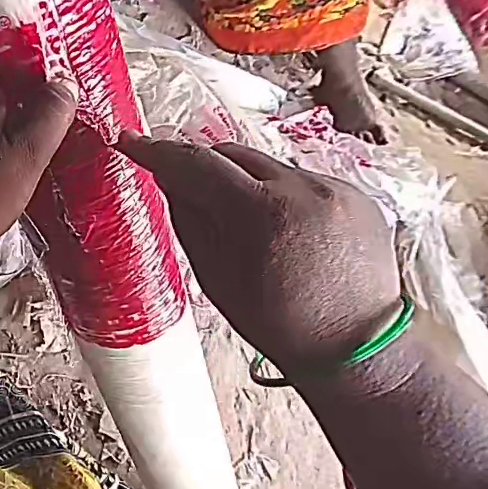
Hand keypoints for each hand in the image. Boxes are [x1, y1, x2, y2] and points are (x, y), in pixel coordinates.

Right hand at [117, 135, 400, 373]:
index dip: (159, 151)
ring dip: (240, 181)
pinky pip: (298, 179)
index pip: (199, 163)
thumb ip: (189, 218)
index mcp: (265, 212)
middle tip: (178, 184)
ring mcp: (337, 188)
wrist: (355, 347)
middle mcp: (306, 188)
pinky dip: (275, 193)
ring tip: (236, 218)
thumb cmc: (276, 321)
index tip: (130, 141)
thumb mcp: (214, 275)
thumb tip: (169, 179)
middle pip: (232, 154)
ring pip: (265, 165)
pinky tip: (276, 227)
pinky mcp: (357, 194)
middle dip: (200, 166)